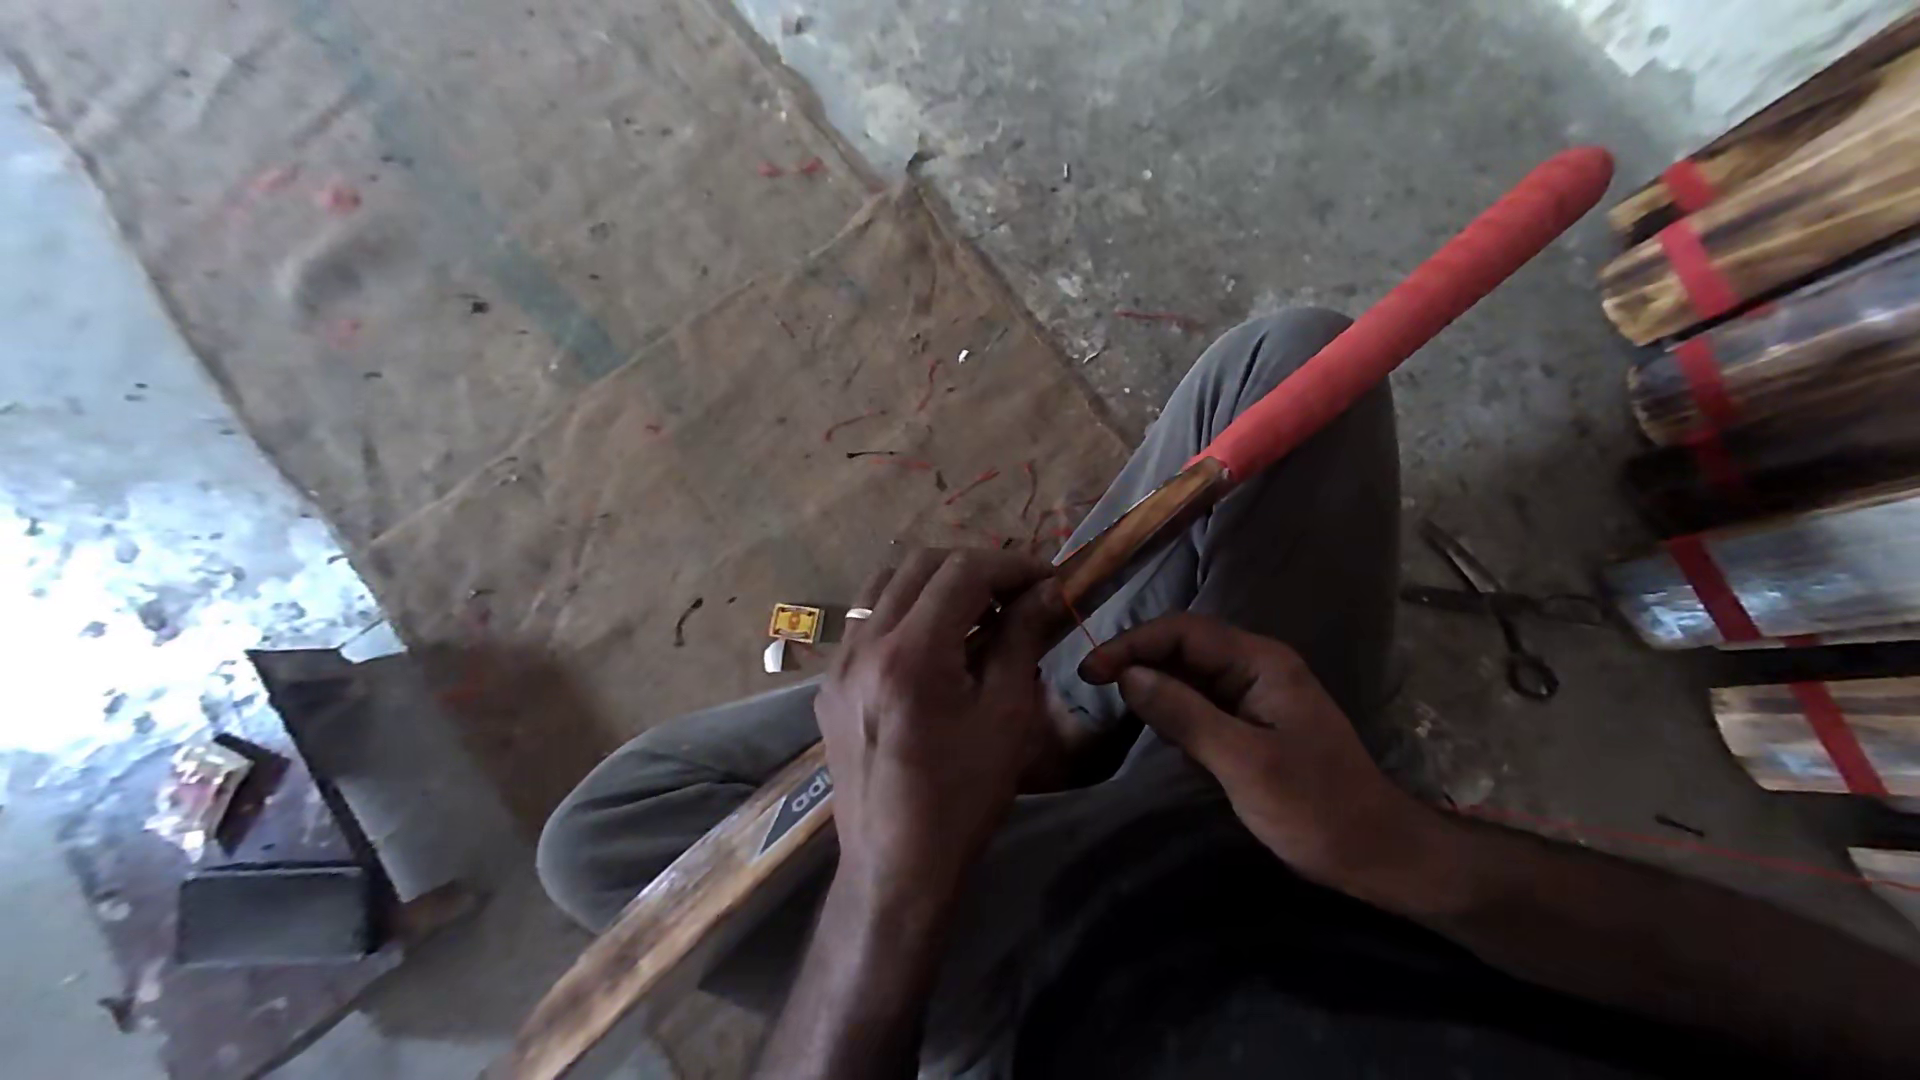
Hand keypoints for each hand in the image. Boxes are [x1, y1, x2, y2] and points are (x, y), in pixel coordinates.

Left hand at [817, 548, 1065, 908]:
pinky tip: (932, 643)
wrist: (895, 867)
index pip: (962, 571)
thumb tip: (1046, 590)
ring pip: (885, 584)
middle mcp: (864, 644)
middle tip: (1012, 592)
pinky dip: (904, 610)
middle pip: (920, 564)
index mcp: (911, 655)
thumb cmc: (962, 797)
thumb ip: (1022, 639)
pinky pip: (865, 620)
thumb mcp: (1007, 716)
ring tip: (973, 610)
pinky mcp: (829, 683)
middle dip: (974, 566)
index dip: (1011, 565)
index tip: (1045, 578)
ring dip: (934, 582)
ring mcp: (838, 662)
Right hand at [1078, 614, 1438, 899]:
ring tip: (1116, 701)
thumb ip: (1184, 714)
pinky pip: (1196, 701)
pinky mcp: (1246, 721)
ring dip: (1150, 682)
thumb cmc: (1315, 806)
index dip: (1133, 644)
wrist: (1375, 856)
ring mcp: (1250, 694)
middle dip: (1137, 659)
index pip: (1183, 632)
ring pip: (1185, 673)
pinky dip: (1169, 708)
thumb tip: (1127, 676)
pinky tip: (1156, 726)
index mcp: (1261, 662)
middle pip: (1181, 647)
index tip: (1091, 669)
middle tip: (1093, 683)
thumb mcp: (1244, 761)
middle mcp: (1253, 667)